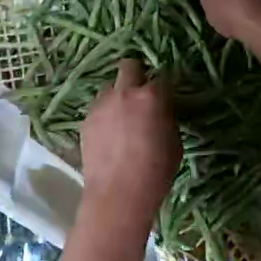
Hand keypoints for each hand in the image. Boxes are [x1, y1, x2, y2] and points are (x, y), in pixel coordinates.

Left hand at [81, 60, 179, 220]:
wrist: (118, 194)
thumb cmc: (156, 171)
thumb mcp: (174, 142)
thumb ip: (167, 118)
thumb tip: (161, 112)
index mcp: (152, 96)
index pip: (162, 76)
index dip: (164, 86)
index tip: (165, 96)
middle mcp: (124, 92)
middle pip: (129, 66)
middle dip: (137, 74)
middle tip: (141, 94)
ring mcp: (101, 104)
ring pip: (109, 87)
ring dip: (117, 95)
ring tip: (121, 117)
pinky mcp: (86, 120)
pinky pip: (97, 108)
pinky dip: (105, 114)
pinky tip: (109, 134)